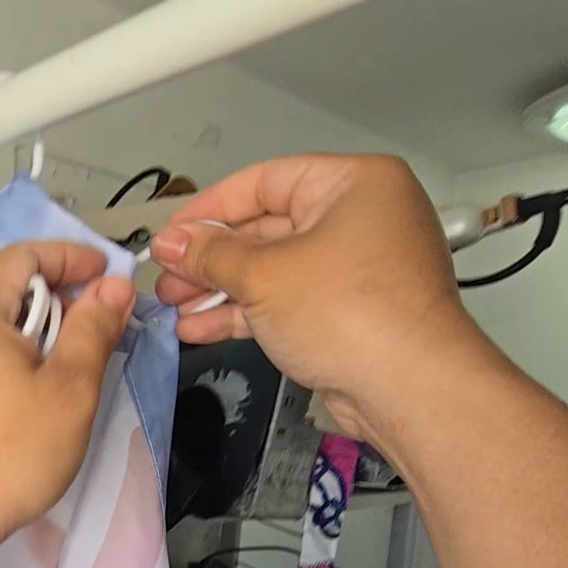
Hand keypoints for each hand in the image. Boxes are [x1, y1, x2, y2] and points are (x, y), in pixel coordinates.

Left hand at [0, 241, 134, 556]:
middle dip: (54, 301)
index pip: (24, 255)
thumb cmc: (7, 454)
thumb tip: (111, 288)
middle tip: (93, 335)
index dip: (72, 258)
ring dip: (28, 335)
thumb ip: (94, 329)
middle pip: (2, 289)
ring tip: (60, 373)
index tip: (108, 278)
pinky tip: (19, 398)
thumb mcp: (69, 389)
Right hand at [148, 154, 500, 443]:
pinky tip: (197, 329)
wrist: (403, 385)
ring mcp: (347, 267)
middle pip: (261, 229)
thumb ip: (209, 255)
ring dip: (215, 291)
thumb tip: (169, 243)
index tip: (167, 239)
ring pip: (266, 270)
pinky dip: (239, 313)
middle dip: (207, 260)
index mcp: (351, 185)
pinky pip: (279, 301)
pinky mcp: (338, 310)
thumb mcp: (263, 275)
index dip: (207, 210)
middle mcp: (354, 218)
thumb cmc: (346, 312)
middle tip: (164, 281)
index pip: (262, 182)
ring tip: (172, 309)